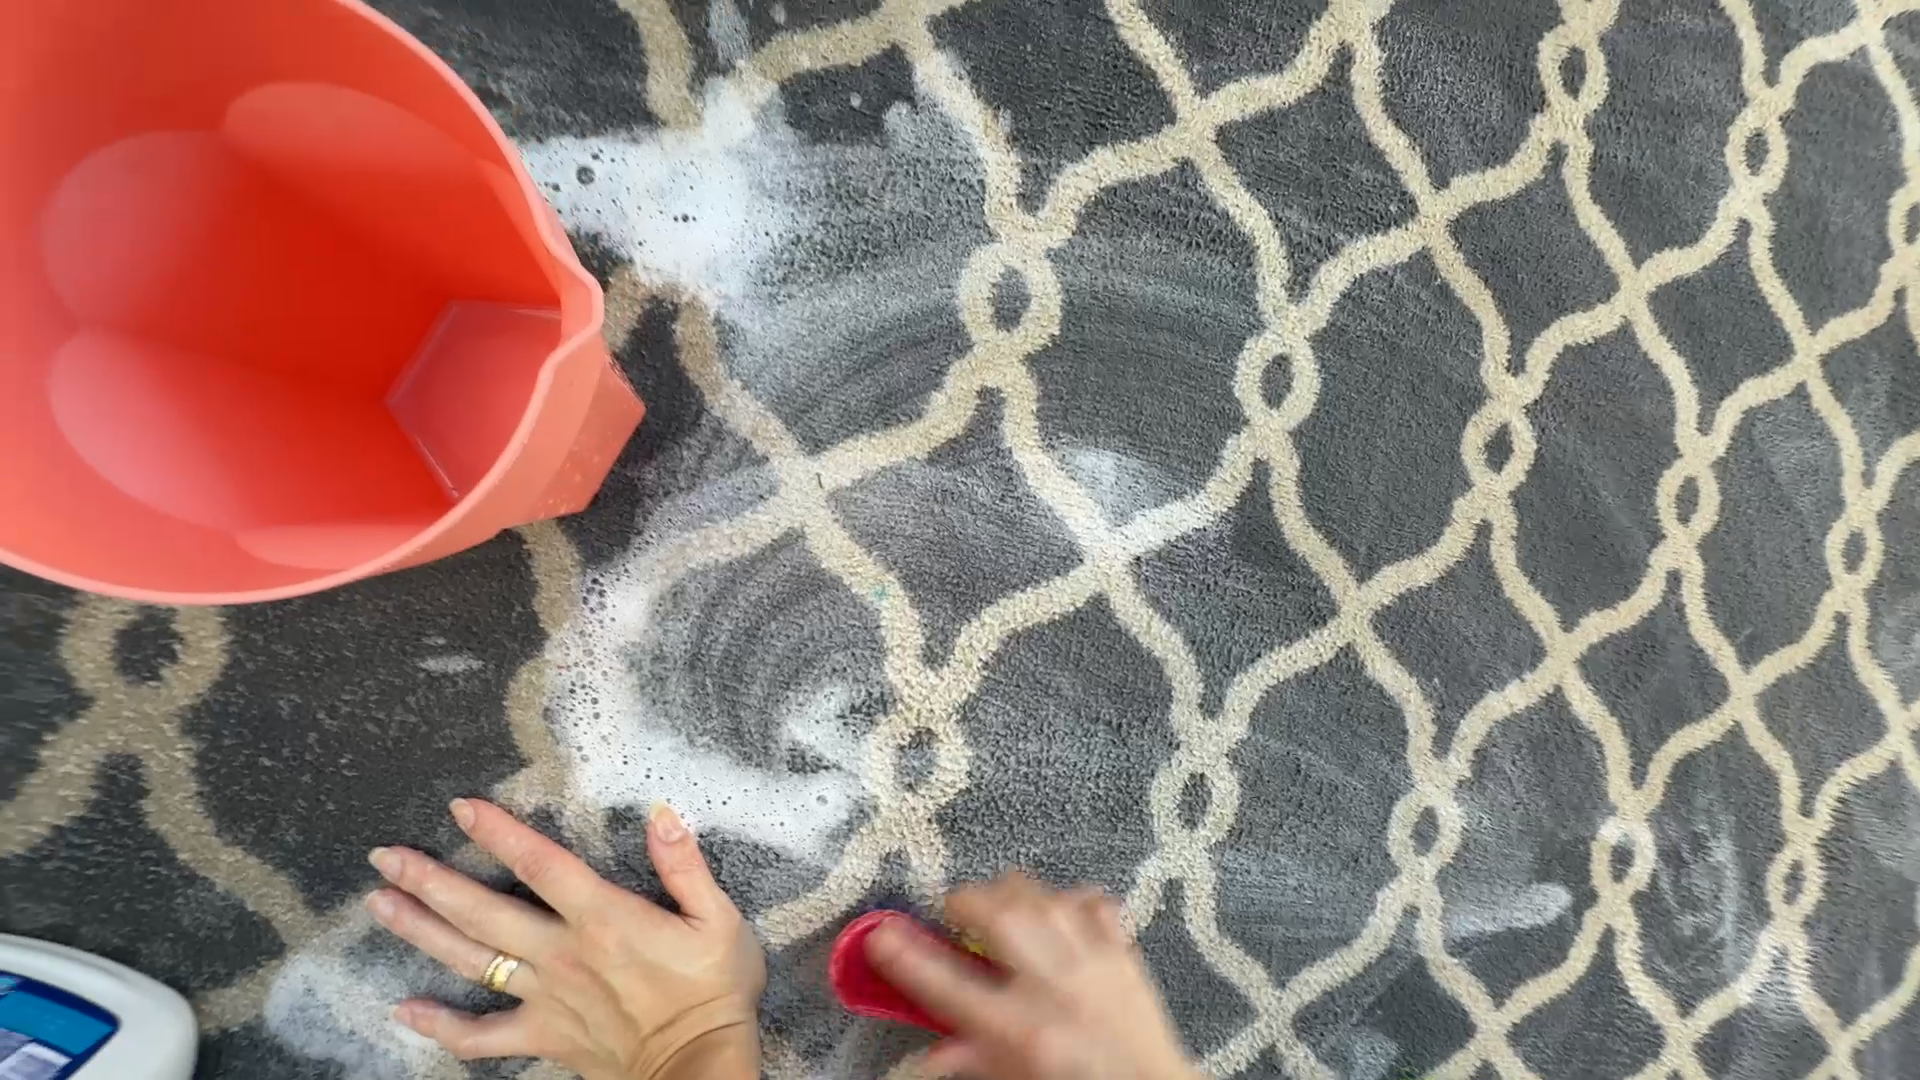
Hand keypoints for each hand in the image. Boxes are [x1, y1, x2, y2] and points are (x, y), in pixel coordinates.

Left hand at [365, 798, 764, 1079]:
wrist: (699, 1067)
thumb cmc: (713, 987)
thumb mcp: (717, 917)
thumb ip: (685, 865)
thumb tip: (661, 813)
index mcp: (604, 919)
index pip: (542, 865)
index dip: (501, 834)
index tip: (463, 808)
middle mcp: (563, 954)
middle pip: (485, 911)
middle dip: (432, 880)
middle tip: (386, 857)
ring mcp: (546, 999)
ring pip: (470, 962)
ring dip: (421, 932)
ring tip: (379, 904)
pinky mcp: (543, 1038)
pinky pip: (478, 1037)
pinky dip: (437, 1026)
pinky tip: (403, 1011)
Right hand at [866, 873, 1201, 1079]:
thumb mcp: (1013, 1079)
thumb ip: (969, 1061)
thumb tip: (923, 1059)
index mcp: (1023, 1033)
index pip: (950, 988)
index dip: (908, 957)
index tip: (880, 933)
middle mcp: (1056, 990)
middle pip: (1000, 918)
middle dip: (968, 901)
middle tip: (954, 908)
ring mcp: (1094, 963)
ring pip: (1043, 899)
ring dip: (1013, 893)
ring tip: (1000, 902)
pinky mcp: (1123, 951)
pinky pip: (1093, 902)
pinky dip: (1071, 898)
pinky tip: (1059, 908)